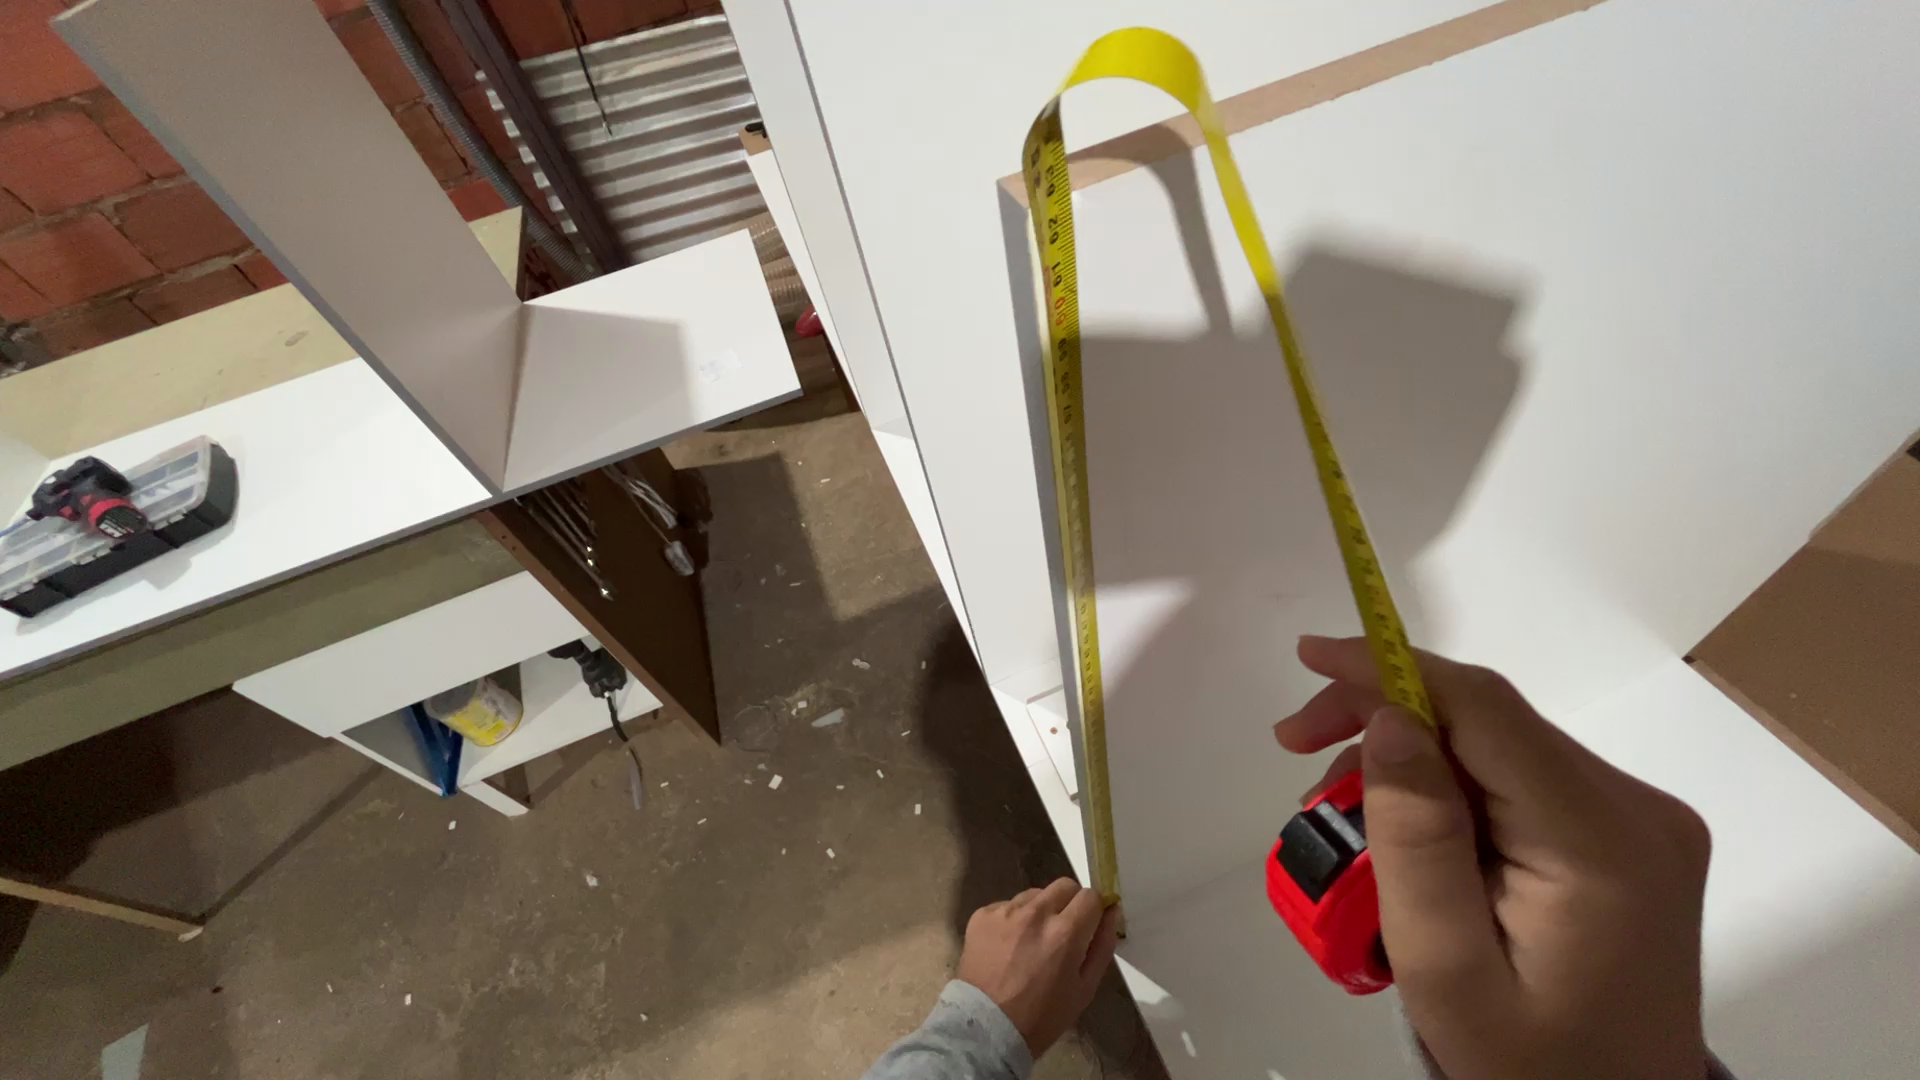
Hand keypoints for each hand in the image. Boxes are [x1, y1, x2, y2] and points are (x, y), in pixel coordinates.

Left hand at [956, 877, 1120, 1056]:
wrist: (987, 1028)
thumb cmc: (1043, 1016)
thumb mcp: (1084, 989)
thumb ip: (1102, 945)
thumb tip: (1111, 910)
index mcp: (1065, 932)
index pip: (1090, 896)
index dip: (1093, 909)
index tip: (1088, 923)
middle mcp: (1035, 912)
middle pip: (1064, 886)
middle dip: (1070, 903)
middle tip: (1063, 931)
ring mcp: (1005, 910)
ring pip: (1035, 894)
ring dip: (1040, 910)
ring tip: (1032, 942)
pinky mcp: (983, 913)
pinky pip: (1008, 905)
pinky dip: (1013, 919)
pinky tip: (1008, 946)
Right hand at [1274, 635, 1711, 1079]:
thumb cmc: (1518, 1058)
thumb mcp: (1442, 961)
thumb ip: (1416, 840)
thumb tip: (1387, 721)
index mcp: (1598, 841)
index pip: (1484, 709)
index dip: (1389, 666)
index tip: (1308, 656)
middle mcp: (1631, 807)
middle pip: (1479, 715)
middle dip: (1375, 713)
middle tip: (1293, 741)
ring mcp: (1627, 816)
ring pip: (1481, 737)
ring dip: (1395, 749)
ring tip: (1329, 800)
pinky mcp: (1607, 828)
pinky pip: (1498, 770)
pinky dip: (1430, 777)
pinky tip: (1388, 813)